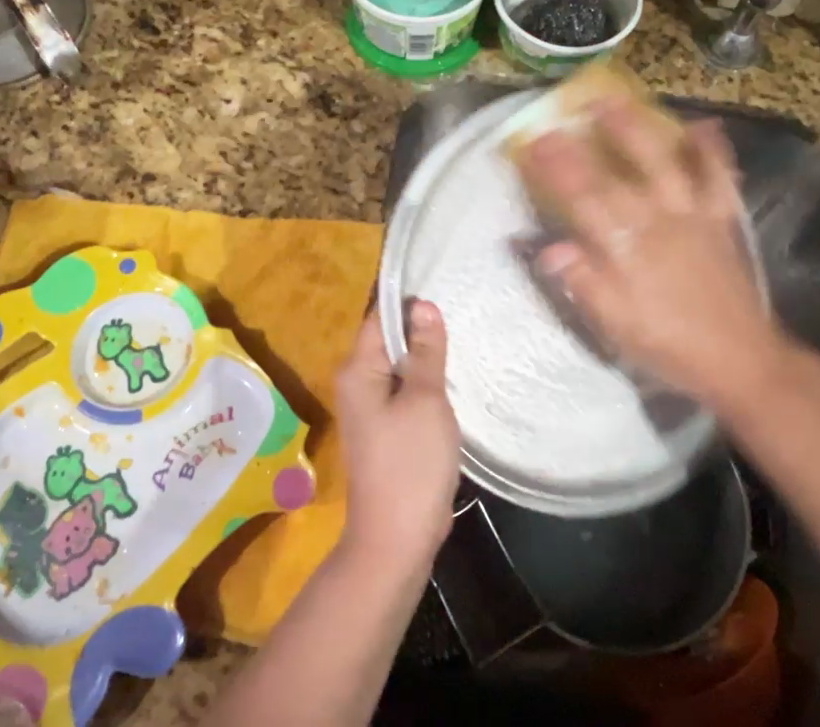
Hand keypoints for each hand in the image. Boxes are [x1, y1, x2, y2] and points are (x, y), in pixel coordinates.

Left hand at [335, 301, 459, 571]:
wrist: (397, 537)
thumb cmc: (411, 464)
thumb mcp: (425, 400)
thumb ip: (425, 351)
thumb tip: (423, 304)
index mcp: (357, 370)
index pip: (380, 316)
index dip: (409, 301)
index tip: (445, 283)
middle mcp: (355, 383)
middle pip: (388, 340)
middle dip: (421, 328)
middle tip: (463, 309)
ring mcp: (370, 409)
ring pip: (399, 367)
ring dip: (426, 357)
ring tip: (464, 336)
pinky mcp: (386, 430)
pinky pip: (404, 392)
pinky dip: (425, 383)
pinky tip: (452, 378)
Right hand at [516, 98, 796, 412]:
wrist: (738, 357)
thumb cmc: (668, 344)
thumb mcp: (616, 325)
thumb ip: (584, 283)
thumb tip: (549, 248)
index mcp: (626, 251)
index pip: (582, 201)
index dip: (555, 169)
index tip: (534, 142)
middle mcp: (657, 224)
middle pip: (615, 176)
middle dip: (585, 143)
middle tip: (563, 113)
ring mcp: (693, 216)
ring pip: (663, 164)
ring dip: (639, 130)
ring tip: (617, 100)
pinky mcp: (721, 220)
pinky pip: (718, 179)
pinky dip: (711, 151)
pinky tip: (703, 125)